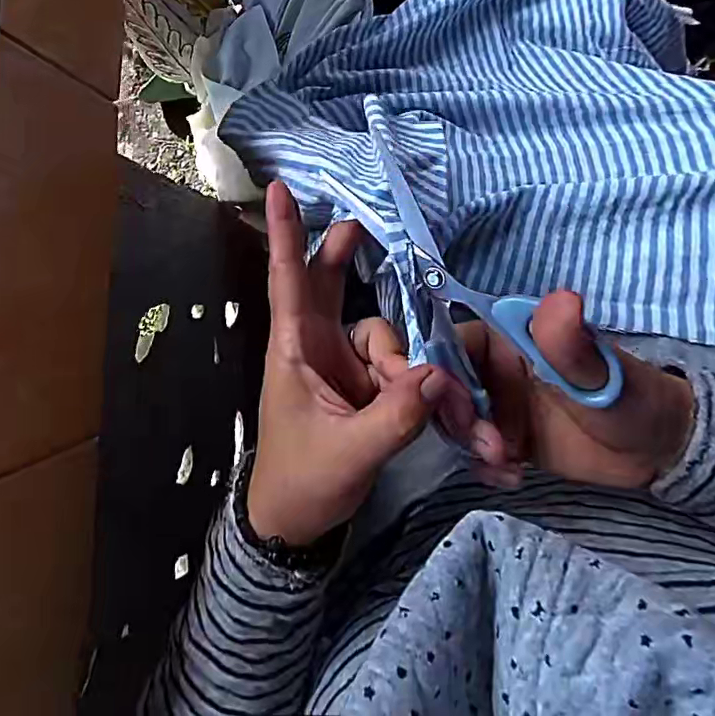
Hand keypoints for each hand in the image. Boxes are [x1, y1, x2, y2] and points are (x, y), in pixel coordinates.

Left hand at [245, 182, 452, 546]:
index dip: (284, 235)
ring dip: (397, 357)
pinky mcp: (362, 383)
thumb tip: (435, 375)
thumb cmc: (303, 484)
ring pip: (376, 330)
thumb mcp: (349, 454)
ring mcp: (339, 364)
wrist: (297, 525)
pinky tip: (420, 400)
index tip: (279, 190)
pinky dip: (408, 374)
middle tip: (361, 228)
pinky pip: (392, 359)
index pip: (286, 281)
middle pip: (326, 284)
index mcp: (294, 351)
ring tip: (415, 399)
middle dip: (340, 253)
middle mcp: (314, 347)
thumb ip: (394, 417)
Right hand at [464, 292, 694, 489]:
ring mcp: (502, 402)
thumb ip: (572, 344)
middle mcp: (499, 365)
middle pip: (448, 384)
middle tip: (491, 447)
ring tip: (507, 465)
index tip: (459, 406)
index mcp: (512, 334)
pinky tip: (513, 476)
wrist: (658, 450)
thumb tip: (562, 300)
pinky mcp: (508, 436)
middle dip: (458, 418)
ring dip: (470, 444)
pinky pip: (475, 448)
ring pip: (457, 419)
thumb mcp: (602, 374)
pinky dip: (484, 466)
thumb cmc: (633, 398)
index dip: (442, 371)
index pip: (455, 343)